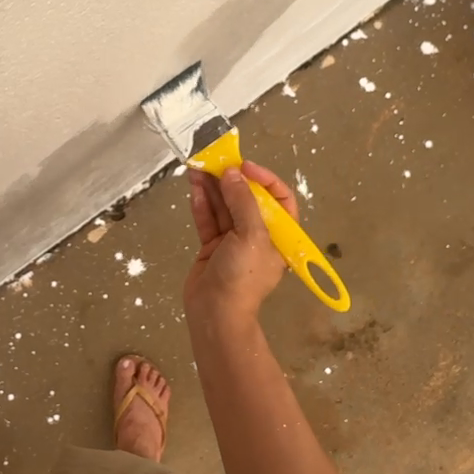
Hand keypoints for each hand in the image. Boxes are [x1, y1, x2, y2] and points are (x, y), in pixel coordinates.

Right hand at [184, 161, 297, 323]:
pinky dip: (202, 204)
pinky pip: (209, 220)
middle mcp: (259, 235)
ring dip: (212, 187)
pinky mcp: (212, 247)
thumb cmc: (242, 275)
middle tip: (213, 160)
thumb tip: (233, 173)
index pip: (279, 198)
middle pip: (247, 199)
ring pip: (224, 207)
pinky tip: (194, 188)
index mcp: (279, 234)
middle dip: (231, 179)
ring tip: (197, 168)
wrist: (215, 313)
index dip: (264, 179)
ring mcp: (234, 241)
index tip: (244, 166)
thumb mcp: (251, 235)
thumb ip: (242, 201)